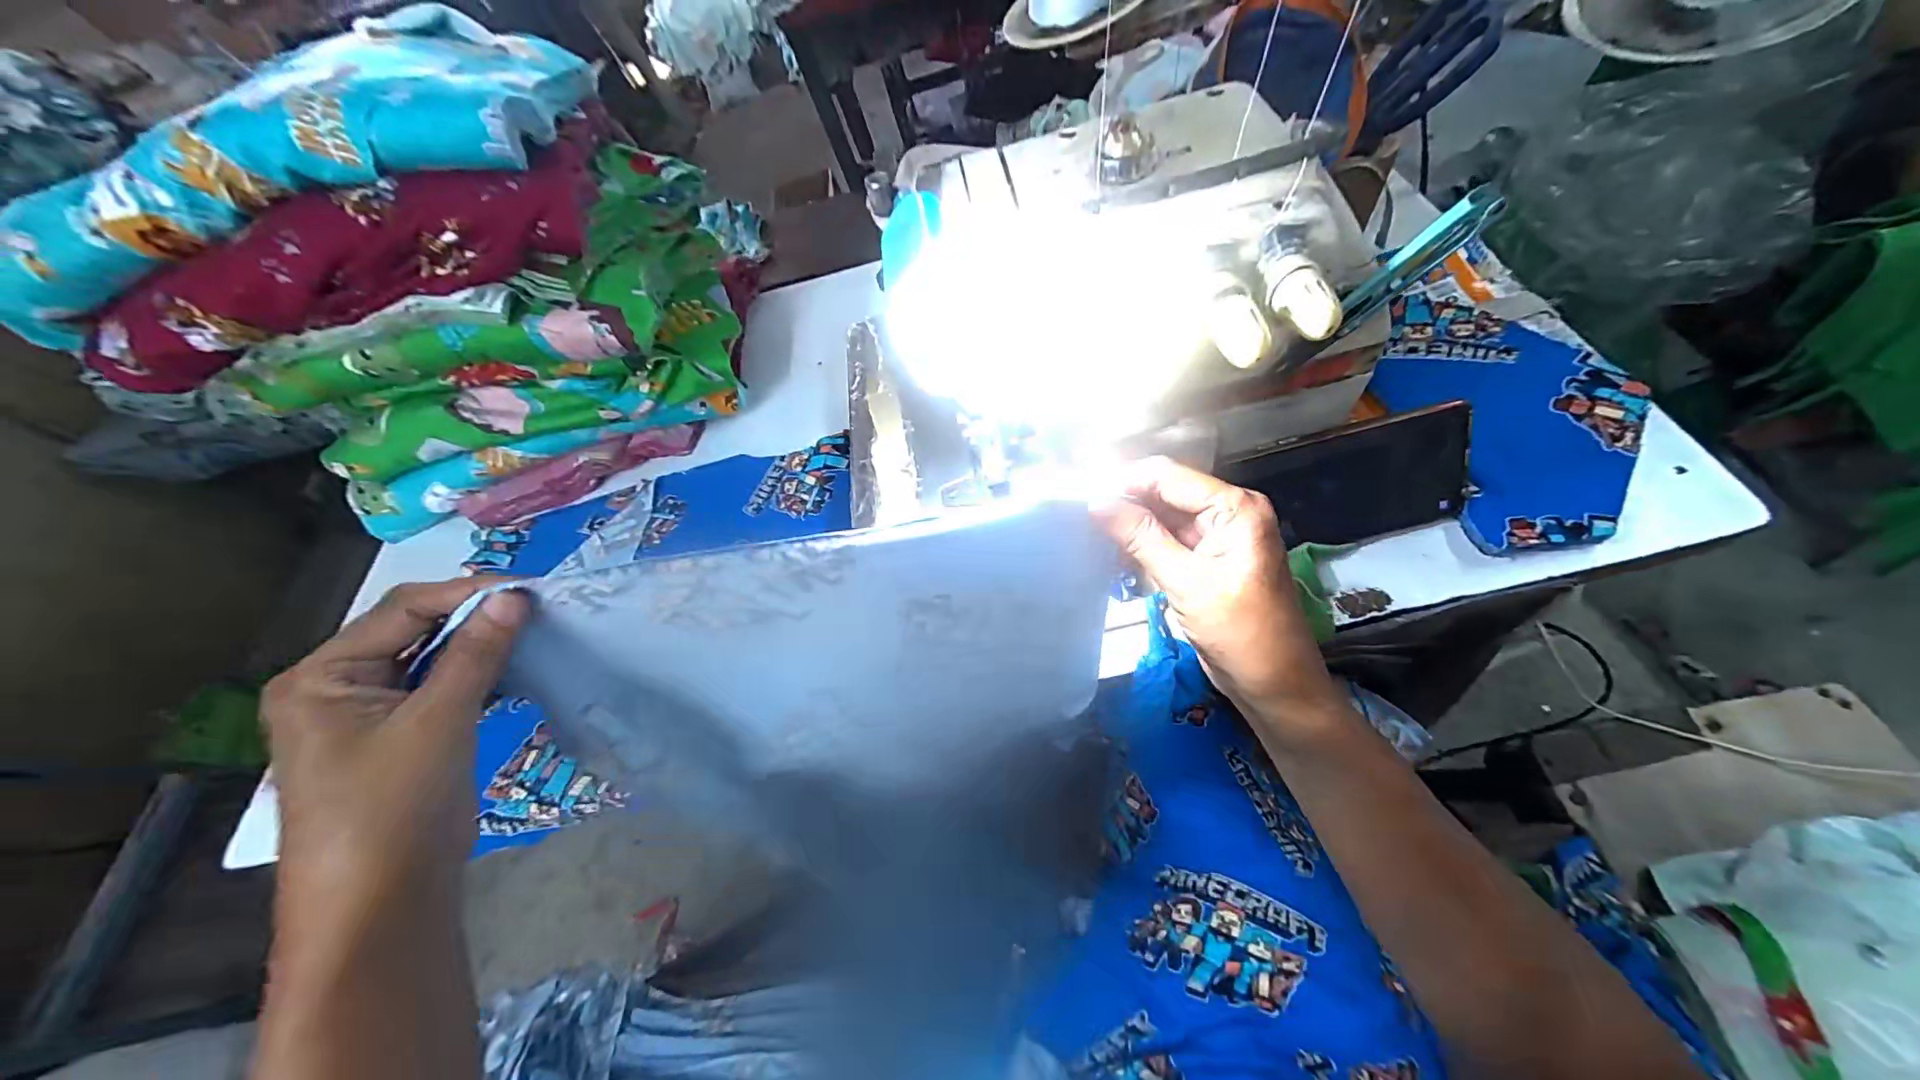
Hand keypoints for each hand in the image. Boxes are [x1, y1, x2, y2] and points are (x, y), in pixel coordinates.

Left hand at [261, 580, 528, 897]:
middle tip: (537, 609)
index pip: (402, 610)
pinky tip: (516, 670)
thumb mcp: (439, 721)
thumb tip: (515, 597)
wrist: (381, 904)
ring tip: (534, 633)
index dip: (466, 593)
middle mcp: (337, 687)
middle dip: (475, 618)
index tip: (529, 589)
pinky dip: (478, 676)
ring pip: (432, 660)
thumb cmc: (393, 807)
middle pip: (414, 631)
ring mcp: (368, 715)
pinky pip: (441, 690)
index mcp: (321, 677)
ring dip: (480, 646)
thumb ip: (476, 653)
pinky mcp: (400, 738)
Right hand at [1092, 457, 1343, 732]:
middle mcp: (1229, 514)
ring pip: (1164, 520)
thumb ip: (1141, 538)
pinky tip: (1116, 556)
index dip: (1125, 482)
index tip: (1084, 495)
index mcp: (1235, 508)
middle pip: (1166, 495)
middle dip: (1126, 505)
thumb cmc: (1240, 633)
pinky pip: (1170, 543)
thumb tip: (1097, 504)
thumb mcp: (1186, 583)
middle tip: (1083, 519)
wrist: (1275, 685)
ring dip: (1132, 528)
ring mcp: (1219, 538)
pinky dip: (1144, 549)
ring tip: (1091, 536)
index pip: (1168, 477)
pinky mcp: (1208, 562)